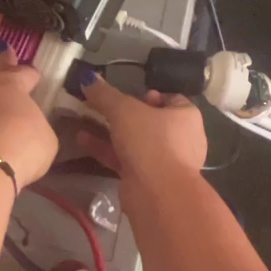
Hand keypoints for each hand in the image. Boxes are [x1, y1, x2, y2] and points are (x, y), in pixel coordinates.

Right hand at [76, 68, 207, 186]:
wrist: (157, 193)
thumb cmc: (150, 141)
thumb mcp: (124, 110)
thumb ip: (105, 95)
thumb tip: (87, 78)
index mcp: (187, 116)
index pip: (171, 99)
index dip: (149, 95)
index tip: (128, 95)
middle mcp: (182, 138)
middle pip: (151, 122)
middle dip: (125, 116)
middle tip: (103, 109)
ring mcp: (166, 162)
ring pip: (136, 142)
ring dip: (111, 133)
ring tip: (86, 121)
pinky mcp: (148, 180)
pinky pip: (126, 159)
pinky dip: (107, 150)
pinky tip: (83, 141)